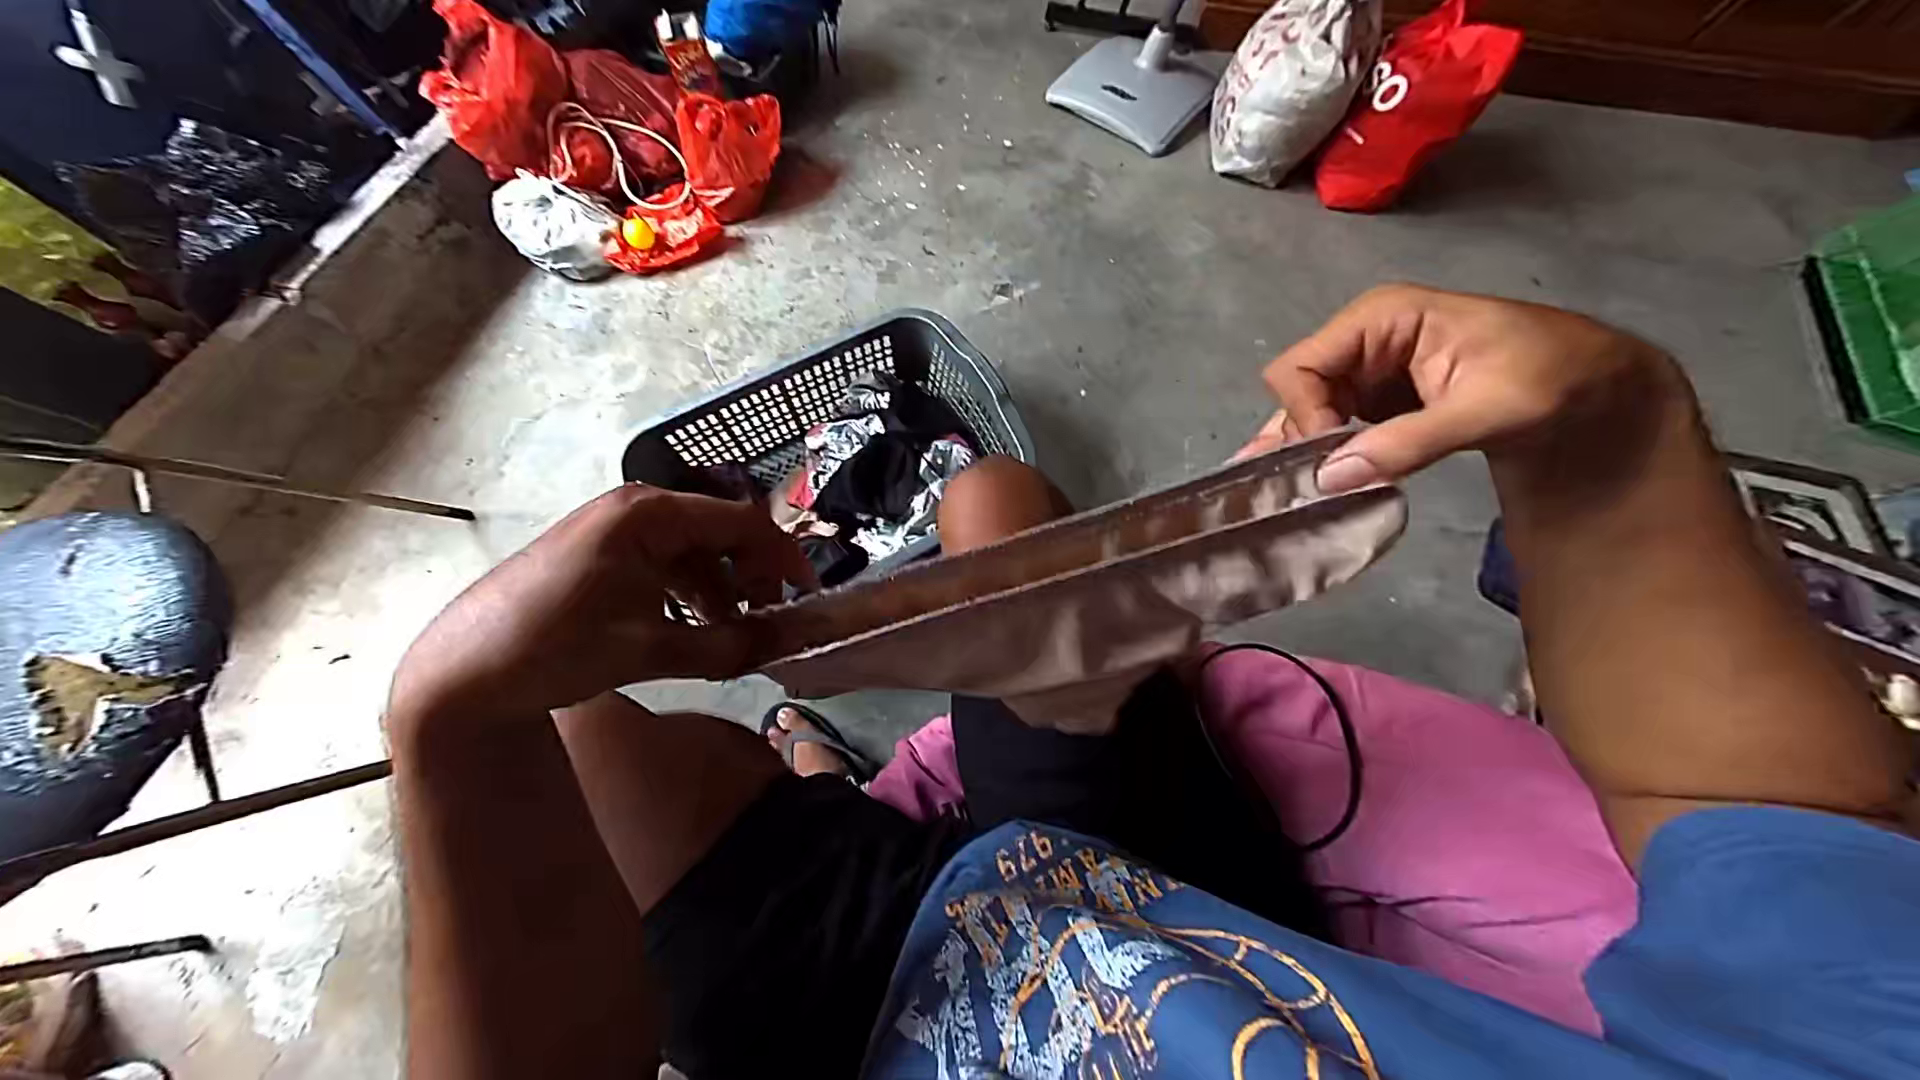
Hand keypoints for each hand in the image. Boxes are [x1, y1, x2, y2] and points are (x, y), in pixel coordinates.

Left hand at [388, 485, 813, 729]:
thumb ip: (730, 645)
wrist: (462, 672)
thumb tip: (789, 644)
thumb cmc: (556, 647)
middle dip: (750, 576)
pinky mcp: (604, 555)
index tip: (806, 592)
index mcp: (649, 514)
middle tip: (765, 620)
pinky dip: (690, 594)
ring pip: (695, 551)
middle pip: (719, 533)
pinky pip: (666, 565)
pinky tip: (694, 627)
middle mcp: (636, 510)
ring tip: (731, 632)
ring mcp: (616, 530)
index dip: (781, 556)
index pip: (740, 522)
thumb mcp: (652, 649)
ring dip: (721, 589)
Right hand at [1244, 285, 1680, 491]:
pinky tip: (1314, 479)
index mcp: (1380, 317)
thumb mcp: (1488, 411)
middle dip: (1301, 436)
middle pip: (1296, 391)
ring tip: (1304, 487)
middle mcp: (1360, 339)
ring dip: (1306, 450)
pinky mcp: (1369, 400)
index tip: (1331, 458)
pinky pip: (1325, 427)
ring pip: (1304, 412)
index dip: (1304, 414)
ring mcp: (1362, 370)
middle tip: (1316, 481)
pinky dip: (1320, 454)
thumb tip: (1328, 478)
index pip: (1300, 368)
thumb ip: (1408, 442)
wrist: (1594, 393)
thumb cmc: (1552, 381)